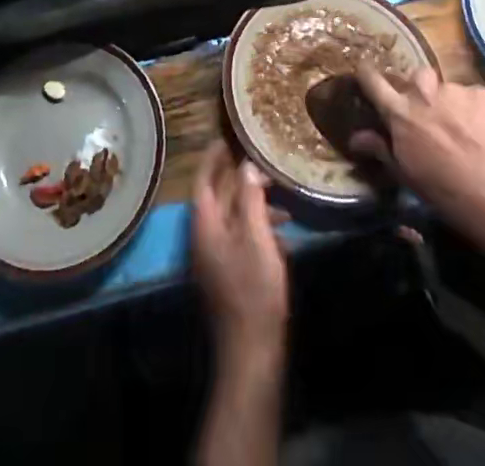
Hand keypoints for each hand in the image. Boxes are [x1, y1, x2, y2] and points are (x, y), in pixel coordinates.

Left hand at [190, 143, 287, 360]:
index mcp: (204, 224)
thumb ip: (250, 200)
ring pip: (230, 216)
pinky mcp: (227, 271)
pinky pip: (238, 236)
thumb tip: (246, 166)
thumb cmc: (254, 288)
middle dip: (235, 177)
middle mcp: (203, 236)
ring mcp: (214, 255)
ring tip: (278, 194)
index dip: (213, 158)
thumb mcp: (257, 237)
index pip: (203, 181)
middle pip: (216, 197)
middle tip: (258, 158)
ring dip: (250, 202)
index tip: (226, 137)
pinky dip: (255, 225)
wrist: (251, 347)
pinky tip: (281, 229)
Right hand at [354, 67, 484, 272]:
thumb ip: (382, 150)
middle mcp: (425, 94)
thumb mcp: (407, 175)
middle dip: (418, 89)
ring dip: (448, 101)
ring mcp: (457, 91)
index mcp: (400, 113)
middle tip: (426, 111)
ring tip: (462, 127)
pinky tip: (484, 130)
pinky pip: (473, 95)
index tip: (364, 71)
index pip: (373, 82)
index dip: (367, 74)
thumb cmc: (446, 190)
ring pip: (447, 88)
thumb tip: (356, 139)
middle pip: (415, 76)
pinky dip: (474, 108)